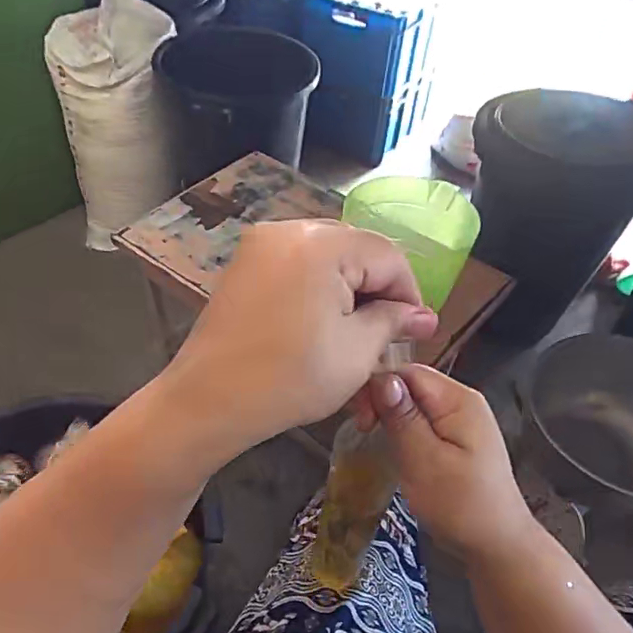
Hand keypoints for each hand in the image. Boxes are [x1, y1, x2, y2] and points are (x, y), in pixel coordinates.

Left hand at [160, 220, 438, 450]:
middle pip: (358, 253)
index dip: (411, 295)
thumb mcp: (357, 352)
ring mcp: (261, 246)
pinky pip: (298, 270)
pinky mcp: (246, 267)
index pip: (389, 256)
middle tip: (391, 338)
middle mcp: (289, 230)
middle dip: (380, 295)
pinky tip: (326, 330)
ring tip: (360, 339)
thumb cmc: (291, 379)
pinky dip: (320, 296)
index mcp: (322, 243)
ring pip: (328, 263)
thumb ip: (394, 321)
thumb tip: (423, 316)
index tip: (418, 332)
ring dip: (351, 297)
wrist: (210, 401)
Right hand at [367, 365, 538, 559]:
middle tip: (363, 432)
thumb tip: (382, 378)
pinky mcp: (458, 441)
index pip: (408, 372)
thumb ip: (403, 418)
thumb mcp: (424, 461)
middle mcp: (463, 402)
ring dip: (391, 419)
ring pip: (415, 405)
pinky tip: (393, 450)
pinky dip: (404, 433)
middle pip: (412, 384)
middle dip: (382, 402)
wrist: (496, 544)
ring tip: (373, 440)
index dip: (377, 387)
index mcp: (458, 400)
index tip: (360, 420)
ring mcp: (462, 422)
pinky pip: (424, 424)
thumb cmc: (460, 504)